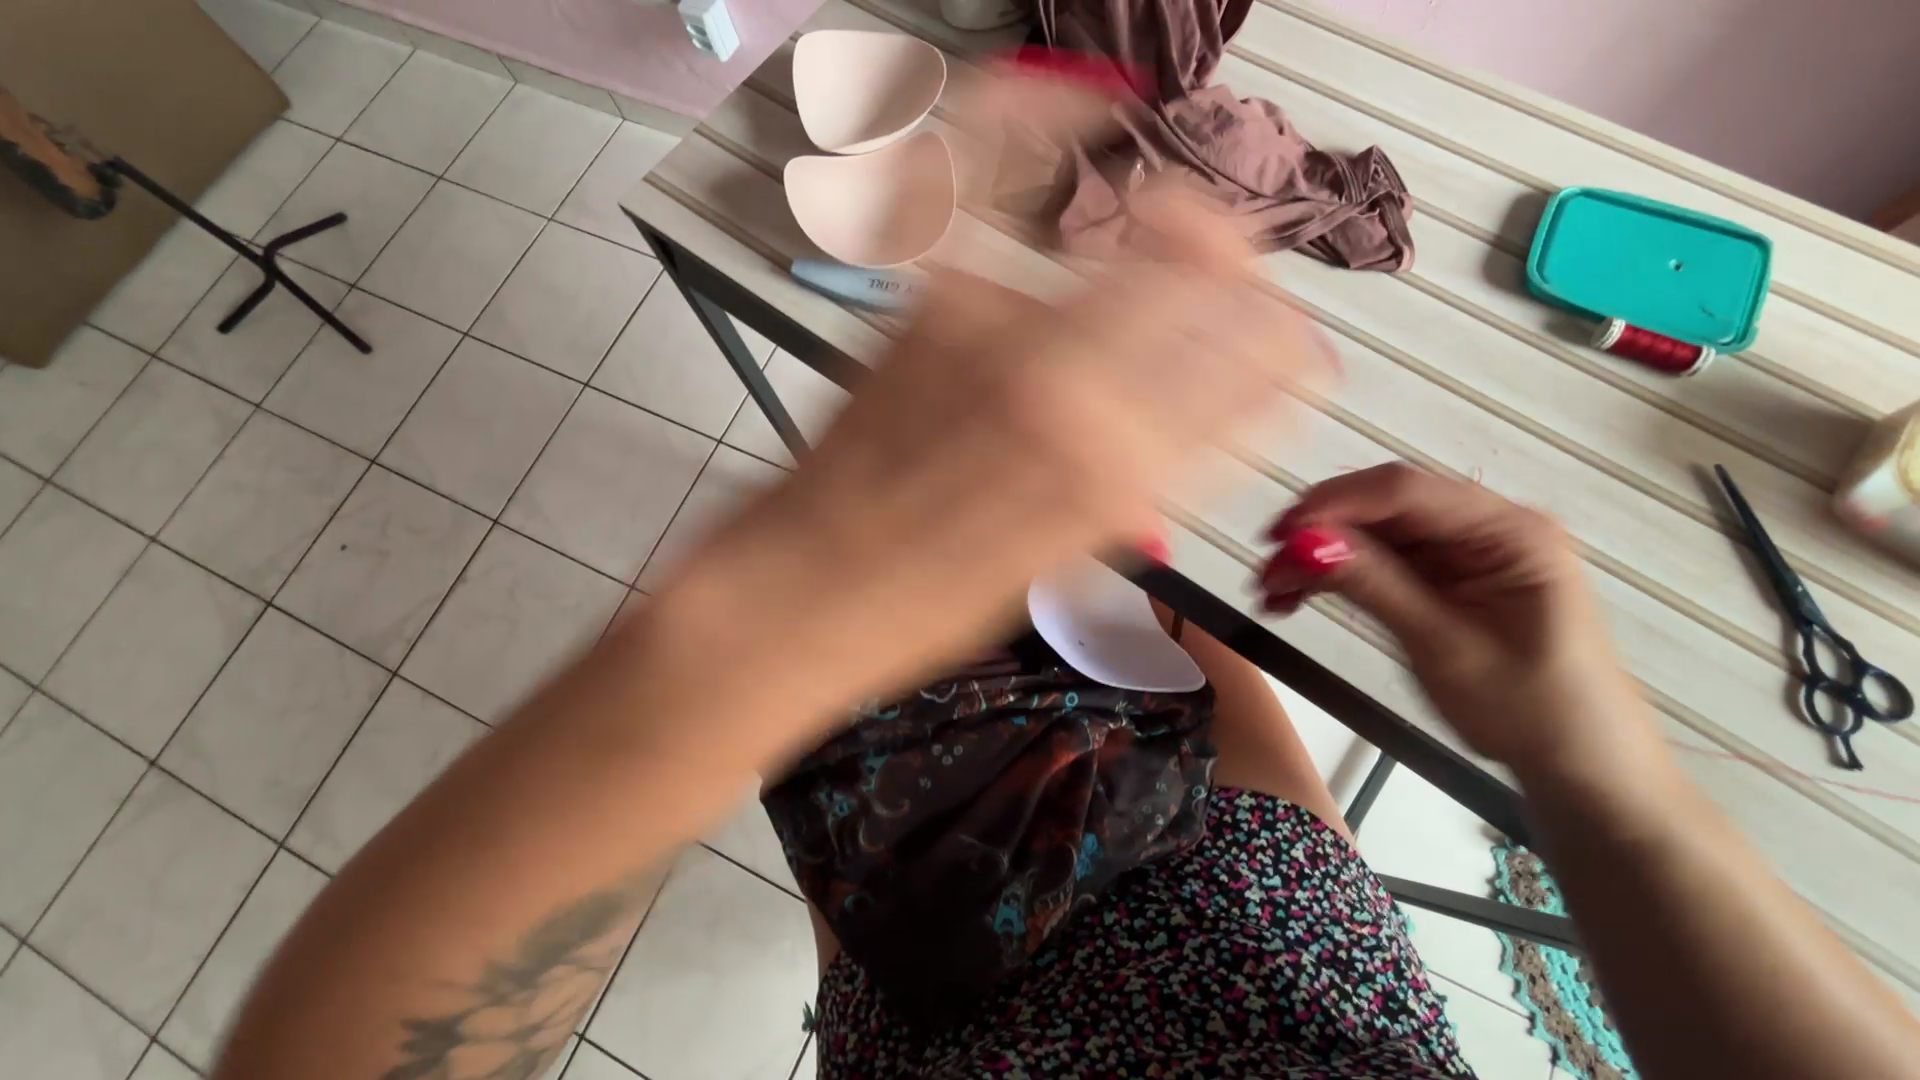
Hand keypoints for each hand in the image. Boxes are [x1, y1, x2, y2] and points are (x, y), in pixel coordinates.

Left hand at [657, 184, 1333, 741]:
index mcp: (1126, 476)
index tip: (1286, 351)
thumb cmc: (927, 602)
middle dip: (1250, 280)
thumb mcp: (1063, 565)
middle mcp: (1080, 392)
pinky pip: (987, 168)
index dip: (1287, 351)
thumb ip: (1137, 489)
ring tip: (1182, 229)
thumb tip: (1189, 435)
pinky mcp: (928, 299)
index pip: (1261, 369)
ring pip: (1152, 231)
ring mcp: (1002, 332)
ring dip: (1189, 226)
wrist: (808, 587)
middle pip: (1223, 282)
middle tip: (1238, 285)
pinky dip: (1032, 118)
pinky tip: (1075, 107)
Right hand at [1258, 464, 1665, 784]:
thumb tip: (1305, 542)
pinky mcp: (1445, 574)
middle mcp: (1486, 526)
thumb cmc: (1531, 710)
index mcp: (1510, 531)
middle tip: (1265, 570)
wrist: (1581, 764)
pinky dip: (1335, 576)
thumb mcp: (1444, 646)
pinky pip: (1378, 560)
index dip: (1333, 505)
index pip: (1405, 492)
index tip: (1277, 536)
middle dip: (1317, 531)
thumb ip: (1375, 586)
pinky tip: (1297, 596)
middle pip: (1383, 506)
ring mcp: (1464, 550)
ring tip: (1271, 592)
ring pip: (1371, 532)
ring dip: (1317, 556)